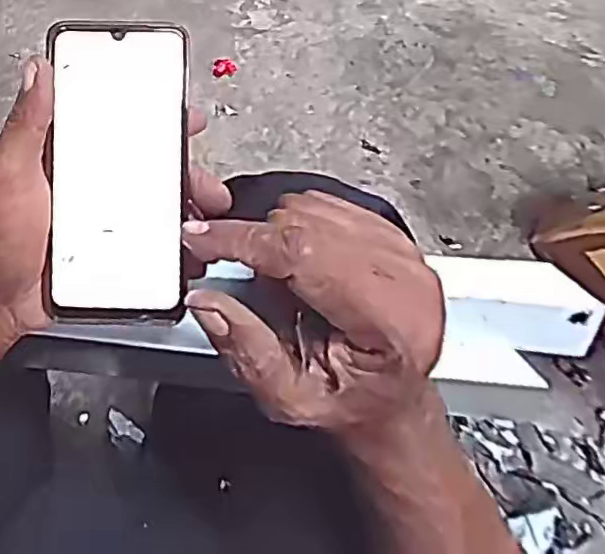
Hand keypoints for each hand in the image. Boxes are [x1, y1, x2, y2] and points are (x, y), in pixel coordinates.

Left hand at [0, 57, 233, 339]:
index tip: (171, 100)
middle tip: (198, 162)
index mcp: (59, 149)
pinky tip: (186, 238)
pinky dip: (171, 231)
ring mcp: (98, 209)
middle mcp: (83, 175)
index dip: (140, 105)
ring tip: (204, 203)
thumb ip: (25, 122)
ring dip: (182, 194)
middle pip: (139, 154)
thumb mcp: (8, 172)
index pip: (104, 114)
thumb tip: (37, 71)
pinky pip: (147, 230)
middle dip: (176, 154)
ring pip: (150, 192)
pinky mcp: (107, 241)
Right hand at [179, 191, 444, 437]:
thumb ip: (246, 349)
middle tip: (243, 279)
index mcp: (390, 321)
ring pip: (303, 206)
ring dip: (276, 235)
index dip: (240, 239)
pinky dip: (293, 225)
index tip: (200, 236)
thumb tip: (207, 301)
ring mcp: (398, 247)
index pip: (301, 253)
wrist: (390, 398)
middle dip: (254, 242)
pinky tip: (301, 265)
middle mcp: (403, 276)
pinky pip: (316, 202)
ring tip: (284, 284)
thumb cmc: (354, 403)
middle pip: (298, 222)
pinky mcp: (385, 229)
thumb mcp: (292, 400)